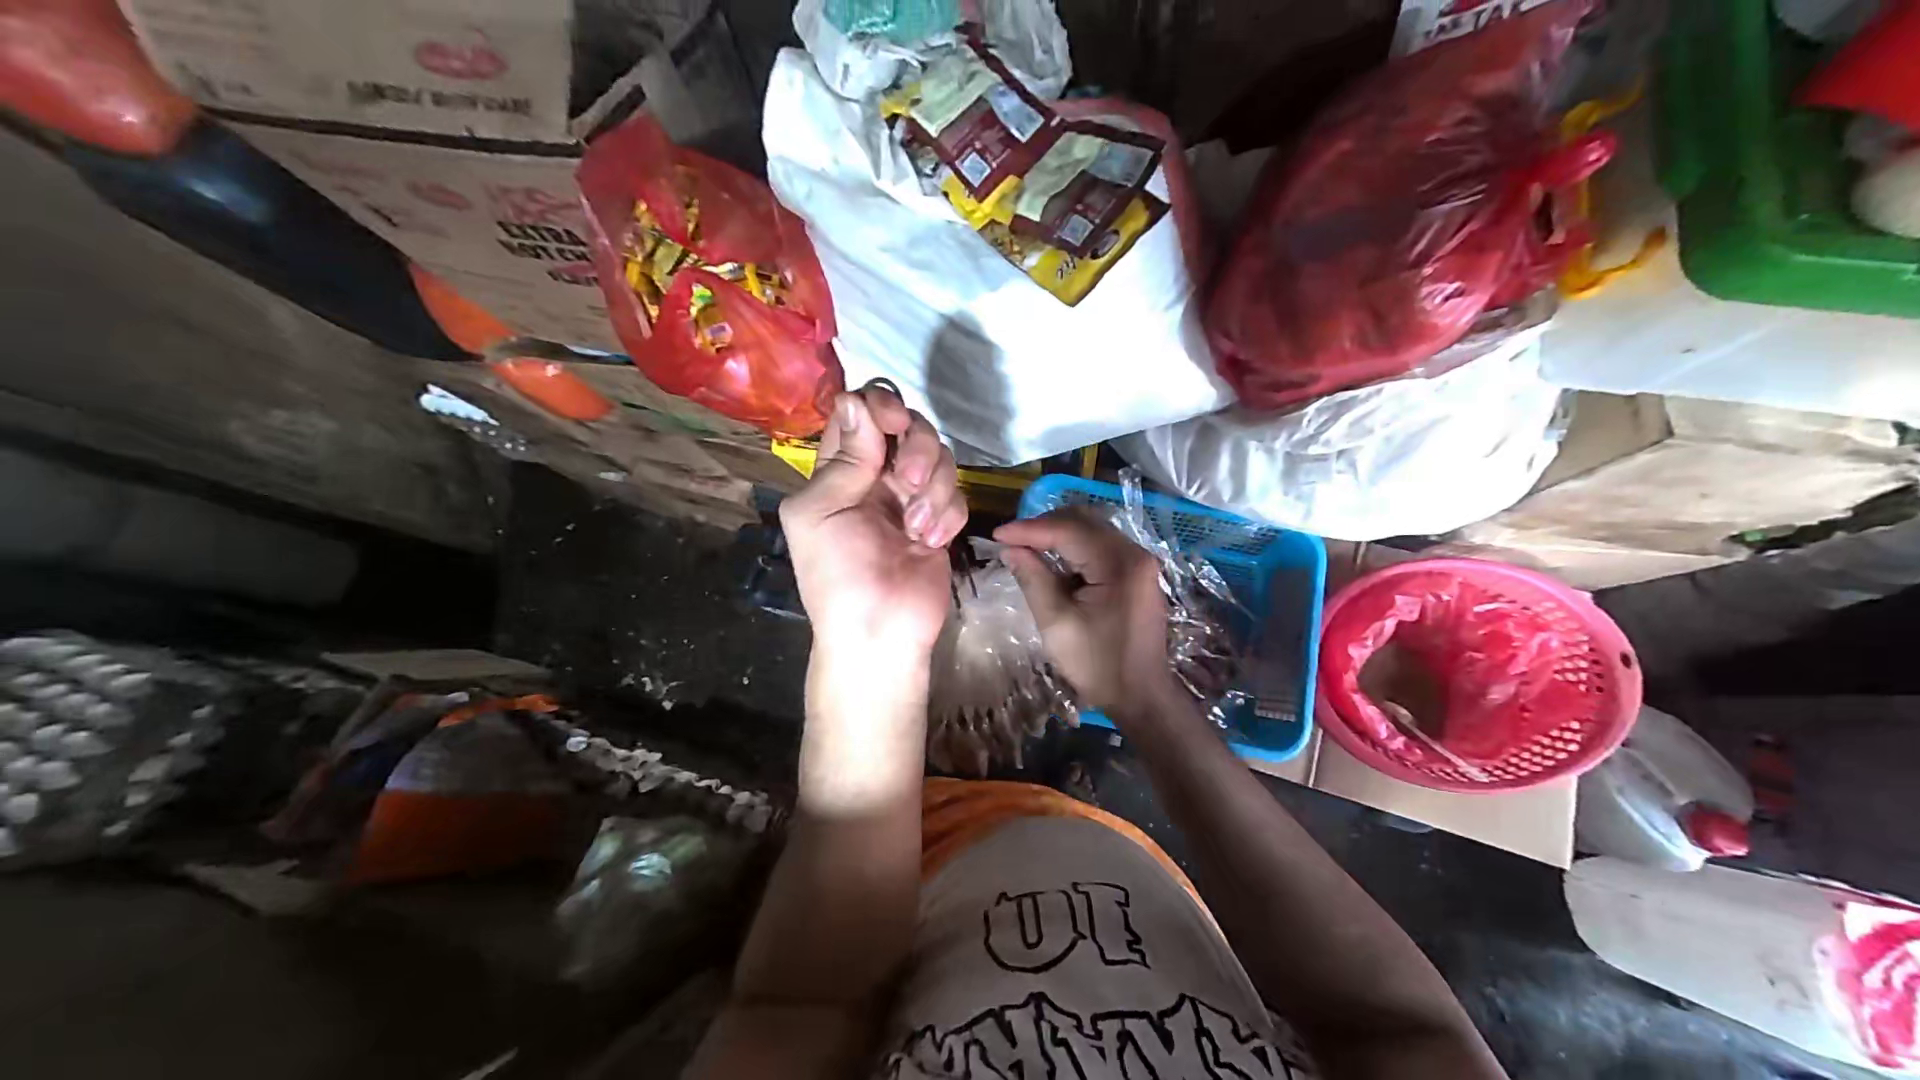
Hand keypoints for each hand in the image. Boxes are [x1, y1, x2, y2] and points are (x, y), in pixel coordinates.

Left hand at [780, 384, 967, 658]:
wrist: (879, 631)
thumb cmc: (837, 575)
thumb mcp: (821, 513)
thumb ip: (844, 459)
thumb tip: (856, 400)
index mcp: (838, 470)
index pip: (859, 411)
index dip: (879, 405)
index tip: (892, 423)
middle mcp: (876, 476)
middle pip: (910, 426)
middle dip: (918, 448)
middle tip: (911, 482)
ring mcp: (912, 498)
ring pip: (940, 456)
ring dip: (934, 489)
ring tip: (918, 528)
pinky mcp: (942, 520)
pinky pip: (957, 495)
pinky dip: (948, 516)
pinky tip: (930, 542)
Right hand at [992, 510, 1175, 713]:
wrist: (1142, 697)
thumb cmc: (1098, 665)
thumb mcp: (1057, 623)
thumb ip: (1033, 579)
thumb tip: (1011, 549)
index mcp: (1120, 563)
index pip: (1068, 530)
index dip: (1029, 529)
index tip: (996, 536)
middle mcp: (1135, 553)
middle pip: (1082, 523)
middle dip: (1042, 527)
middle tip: (1009, 541)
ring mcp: (1139, 563)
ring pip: (1091, 532)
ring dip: (1057, 536)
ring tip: (1025, 549)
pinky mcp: (1137, 574)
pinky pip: (1100, 548)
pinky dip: (1073, 549)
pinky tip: (1052, 561)